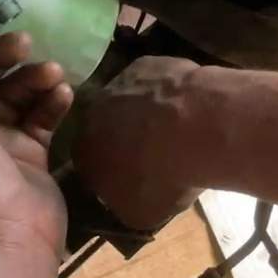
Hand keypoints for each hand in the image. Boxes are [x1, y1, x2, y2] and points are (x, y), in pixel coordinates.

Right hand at [70, 55, 206, 230]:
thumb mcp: (139, 213)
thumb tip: (122, 198)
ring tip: (175, 130)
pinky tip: (186, 107)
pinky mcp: (145, 63)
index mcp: (83, 151)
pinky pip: (150, 81)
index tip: (129, 178)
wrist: (195, 127)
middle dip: (123, 137)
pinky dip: (163, 93)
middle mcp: (91, 112)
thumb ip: (121, 203)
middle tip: (152, 152)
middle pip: (104, 126)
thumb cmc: (163, 177)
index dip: (109, 169)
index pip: (87, 162)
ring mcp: (118, 82)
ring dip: (143, 113)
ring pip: (126, 100)